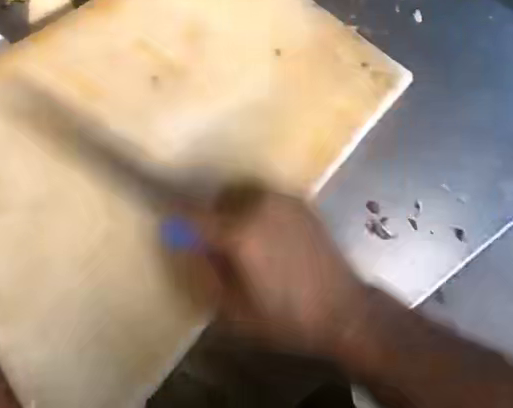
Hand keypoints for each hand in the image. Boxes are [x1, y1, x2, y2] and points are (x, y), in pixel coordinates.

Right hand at [168, 188, 377, 360]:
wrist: (345, 310)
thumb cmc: (287, 318)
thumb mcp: (236, 312)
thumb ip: (205, 274)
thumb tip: (185, 245)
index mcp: (238, 232)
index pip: (193, 214)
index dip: (176, 218)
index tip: (167, 222)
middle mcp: (256, 204)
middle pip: (218, 200)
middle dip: (211, 217)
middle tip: (215, 243)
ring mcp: (280, 198)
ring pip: (242, 195)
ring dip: (235, 210)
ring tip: (245, 240)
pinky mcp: (298, 199)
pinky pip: (265, 197)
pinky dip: (258, 210)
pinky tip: (270, 237)